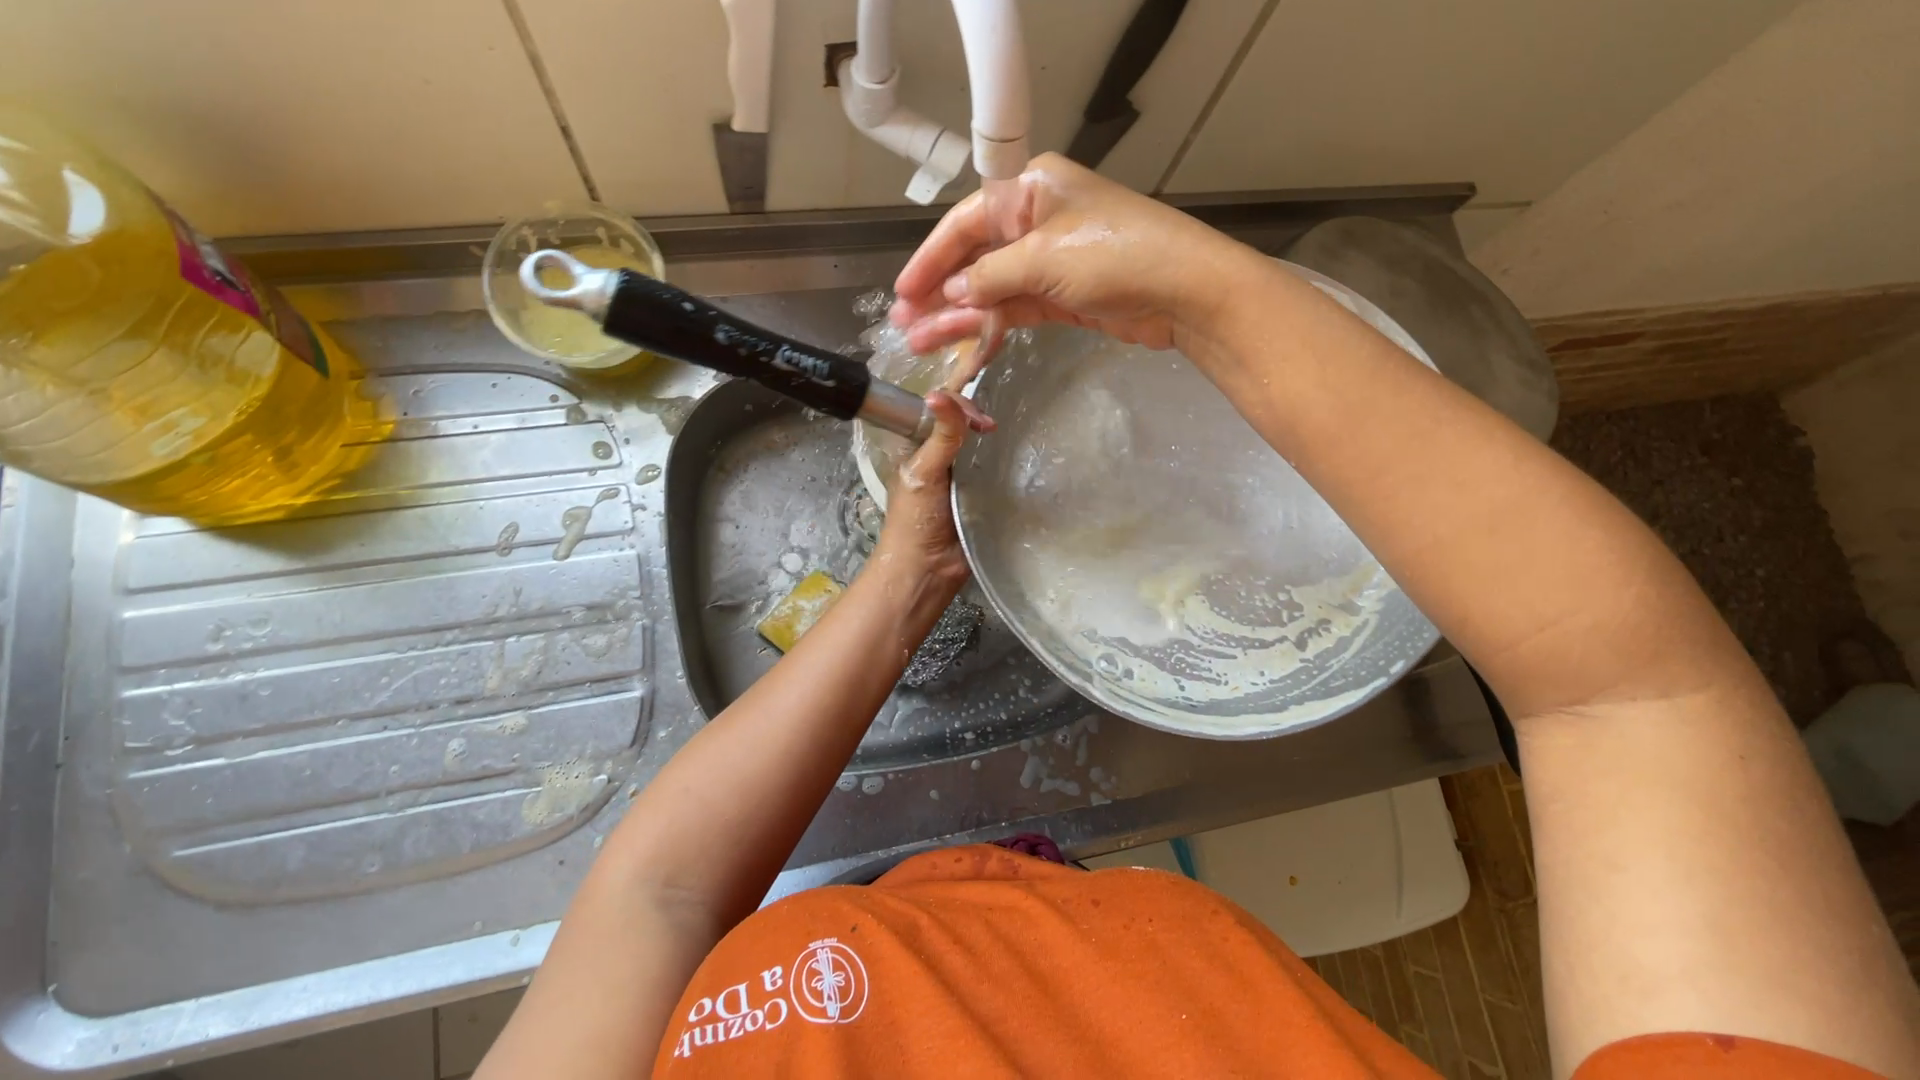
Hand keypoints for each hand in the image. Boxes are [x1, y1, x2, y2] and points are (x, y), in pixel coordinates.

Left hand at [871, 390, 993, 586]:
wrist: (928, 569)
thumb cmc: (915, 519)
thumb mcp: (924, 471)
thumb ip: (940, 435)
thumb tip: (941, 395)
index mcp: (916, 442)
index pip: (939, 405)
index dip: (958, 400)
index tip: (977, 416)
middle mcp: (939, 451)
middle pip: (963, 419)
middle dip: (981, 414)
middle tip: (994, 427)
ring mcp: (962, 471)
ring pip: (981, 440)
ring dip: (997, 435)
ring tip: (1011, 432)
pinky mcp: (982, 489)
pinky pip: (996, 465)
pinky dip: (1007, 458)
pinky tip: (1020, 451)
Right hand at [888, 153, 1256, 370]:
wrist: (1187, 292)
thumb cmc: (1117, 255)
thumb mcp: (1044, 258)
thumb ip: (989, 277)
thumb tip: (951, 295)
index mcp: (1031, 190)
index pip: (965, 223)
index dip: (931, 259)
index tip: (903, 291)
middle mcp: (1036, 221)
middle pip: (974, 259)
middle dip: (939, 293)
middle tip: (905, 326)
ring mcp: (1049, 262)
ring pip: (991, 290)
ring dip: (958, 316)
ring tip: (922, 344)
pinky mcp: (1062, 297)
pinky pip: (1015, 311)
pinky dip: (990, 327)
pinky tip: (963, 345)